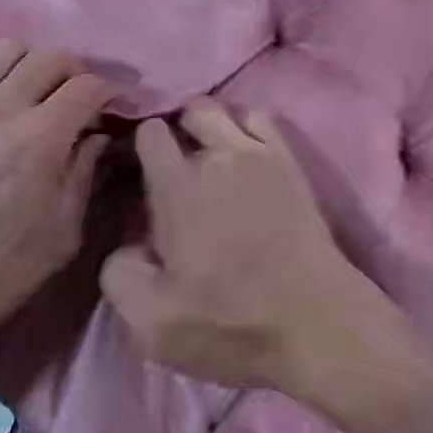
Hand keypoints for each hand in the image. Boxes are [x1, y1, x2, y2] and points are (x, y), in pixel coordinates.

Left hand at [0, 40, 112, 352]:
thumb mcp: (61, 234)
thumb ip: (84, 175)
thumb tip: (96, 138)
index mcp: (42, 135)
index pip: (89, 86)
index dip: (109, 93)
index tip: (111, 110)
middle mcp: (1, 106)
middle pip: (50, 58)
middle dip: (74, 73)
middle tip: (76, 101)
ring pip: (2, 50)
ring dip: (26, 65)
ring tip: (27, 95)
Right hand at [99, 99, 401, 395]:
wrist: (313, 321)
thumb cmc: (231, 323)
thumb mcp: (151, 322)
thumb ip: (120, 272)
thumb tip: (128, 243)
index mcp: (177, 188)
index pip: (150, 133)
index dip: (141, 147)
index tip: (141, 172)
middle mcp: (217, 156)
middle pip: (187, 114)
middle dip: (175, 132)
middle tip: (174, 167)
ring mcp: (258, 152)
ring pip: (221, 110)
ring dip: (208, 123)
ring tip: (206, 153)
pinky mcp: (289, 159)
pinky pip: (260, 117)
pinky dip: (244, 123)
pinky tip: (242, 150)